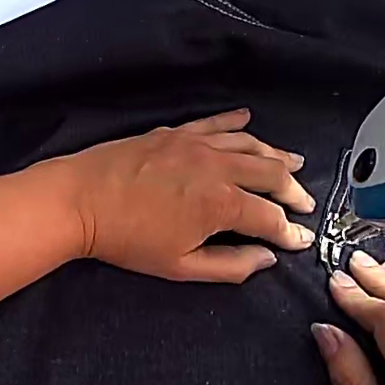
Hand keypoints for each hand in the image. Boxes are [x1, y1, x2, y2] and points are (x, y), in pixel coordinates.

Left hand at [48, 109, 315, 282]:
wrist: (80, 199)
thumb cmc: (128, 240)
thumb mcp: (181, 267)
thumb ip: (231, 265)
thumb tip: (266, 259)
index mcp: (222, 203)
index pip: (271, 217)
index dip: (290, 231)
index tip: (301, 240)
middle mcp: (219, 167)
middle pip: (271, 174)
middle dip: (293, 190)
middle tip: (305, 202)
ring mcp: (198, 144)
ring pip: (250, 145)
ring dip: (275, 155)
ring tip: (293, 163)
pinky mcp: (177, 133)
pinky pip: (215, 123)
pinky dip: (235, 121)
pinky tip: (248, 118)